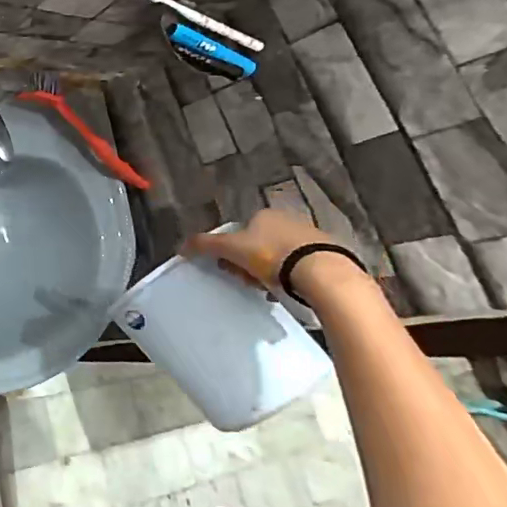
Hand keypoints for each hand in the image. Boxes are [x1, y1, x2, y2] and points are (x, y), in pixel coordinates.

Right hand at [183, 209, 334, 290]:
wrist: (319, 270)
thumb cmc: (270, 254)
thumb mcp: (231, 248)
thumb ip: (204, 245)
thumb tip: (180, 246)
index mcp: (264, 214)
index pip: (240, 232)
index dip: (232, 252)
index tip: (230, 269)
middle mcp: (287, 219)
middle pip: (258, 245)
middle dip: (250, 264)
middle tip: (248, 282)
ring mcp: (309, 236)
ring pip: (279, 256)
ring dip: (269, 273)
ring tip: (268, 290)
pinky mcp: (326, 254)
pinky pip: (300, 266)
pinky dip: (290, 278)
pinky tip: (287, 291)